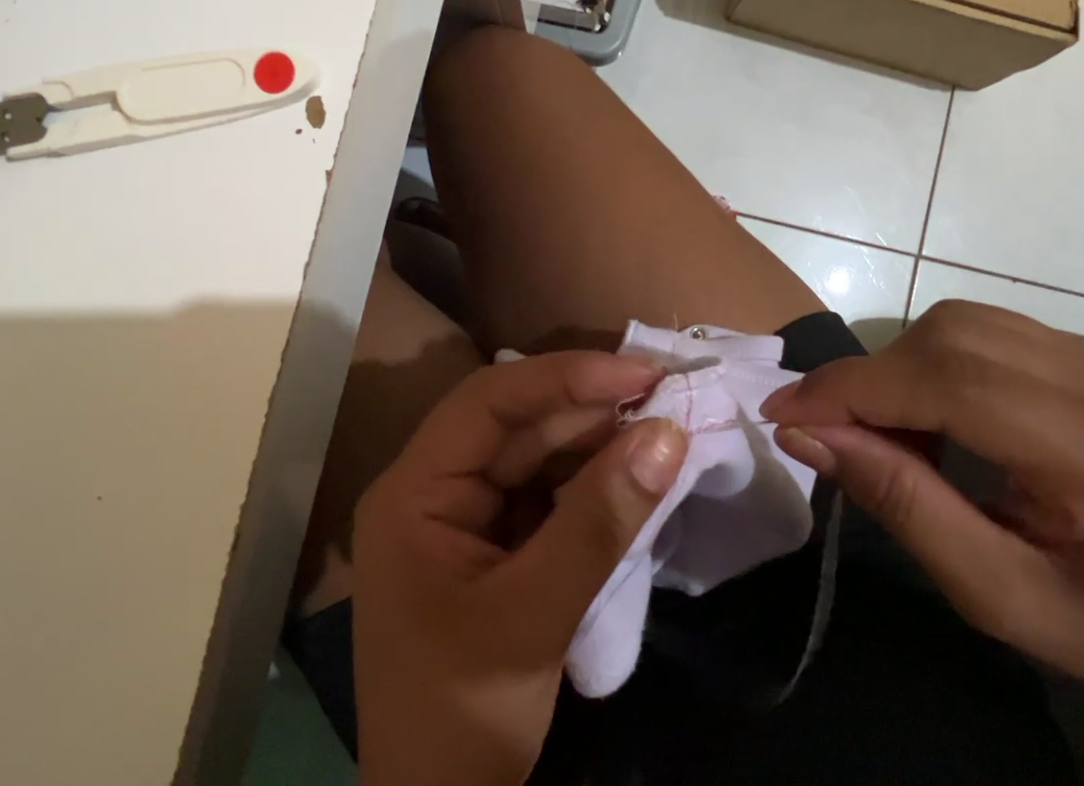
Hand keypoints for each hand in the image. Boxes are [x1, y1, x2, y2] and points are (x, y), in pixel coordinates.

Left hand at [352, 351, 687, 785]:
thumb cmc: (465, 710)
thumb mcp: (534, 614)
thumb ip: (598, 522)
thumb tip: (667, 433)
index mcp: (414, 493)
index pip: (488, 403)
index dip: (565, 377)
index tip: (641, 375)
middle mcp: (433, 491)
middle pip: (515, 426)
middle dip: (590, 409)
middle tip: (669, 397)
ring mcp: (463, 520)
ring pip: (535, 458)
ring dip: (596, 444)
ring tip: (664, 430)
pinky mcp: (493, 549)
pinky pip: (545, 497)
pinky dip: (591, 486)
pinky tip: (635, 474)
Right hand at [763, 302, 1083, 784]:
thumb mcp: (985, 592)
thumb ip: (899, 503)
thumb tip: (803, 433)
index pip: (956, 386)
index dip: (856, 388)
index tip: (783, 411)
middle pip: (956, 338)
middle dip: (869, 378)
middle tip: (828, 433)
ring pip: (963, 323)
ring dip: (897, 369)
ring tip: (885, 432)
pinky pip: (984, 331)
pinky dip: (928, 364)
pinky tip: (928, 416)